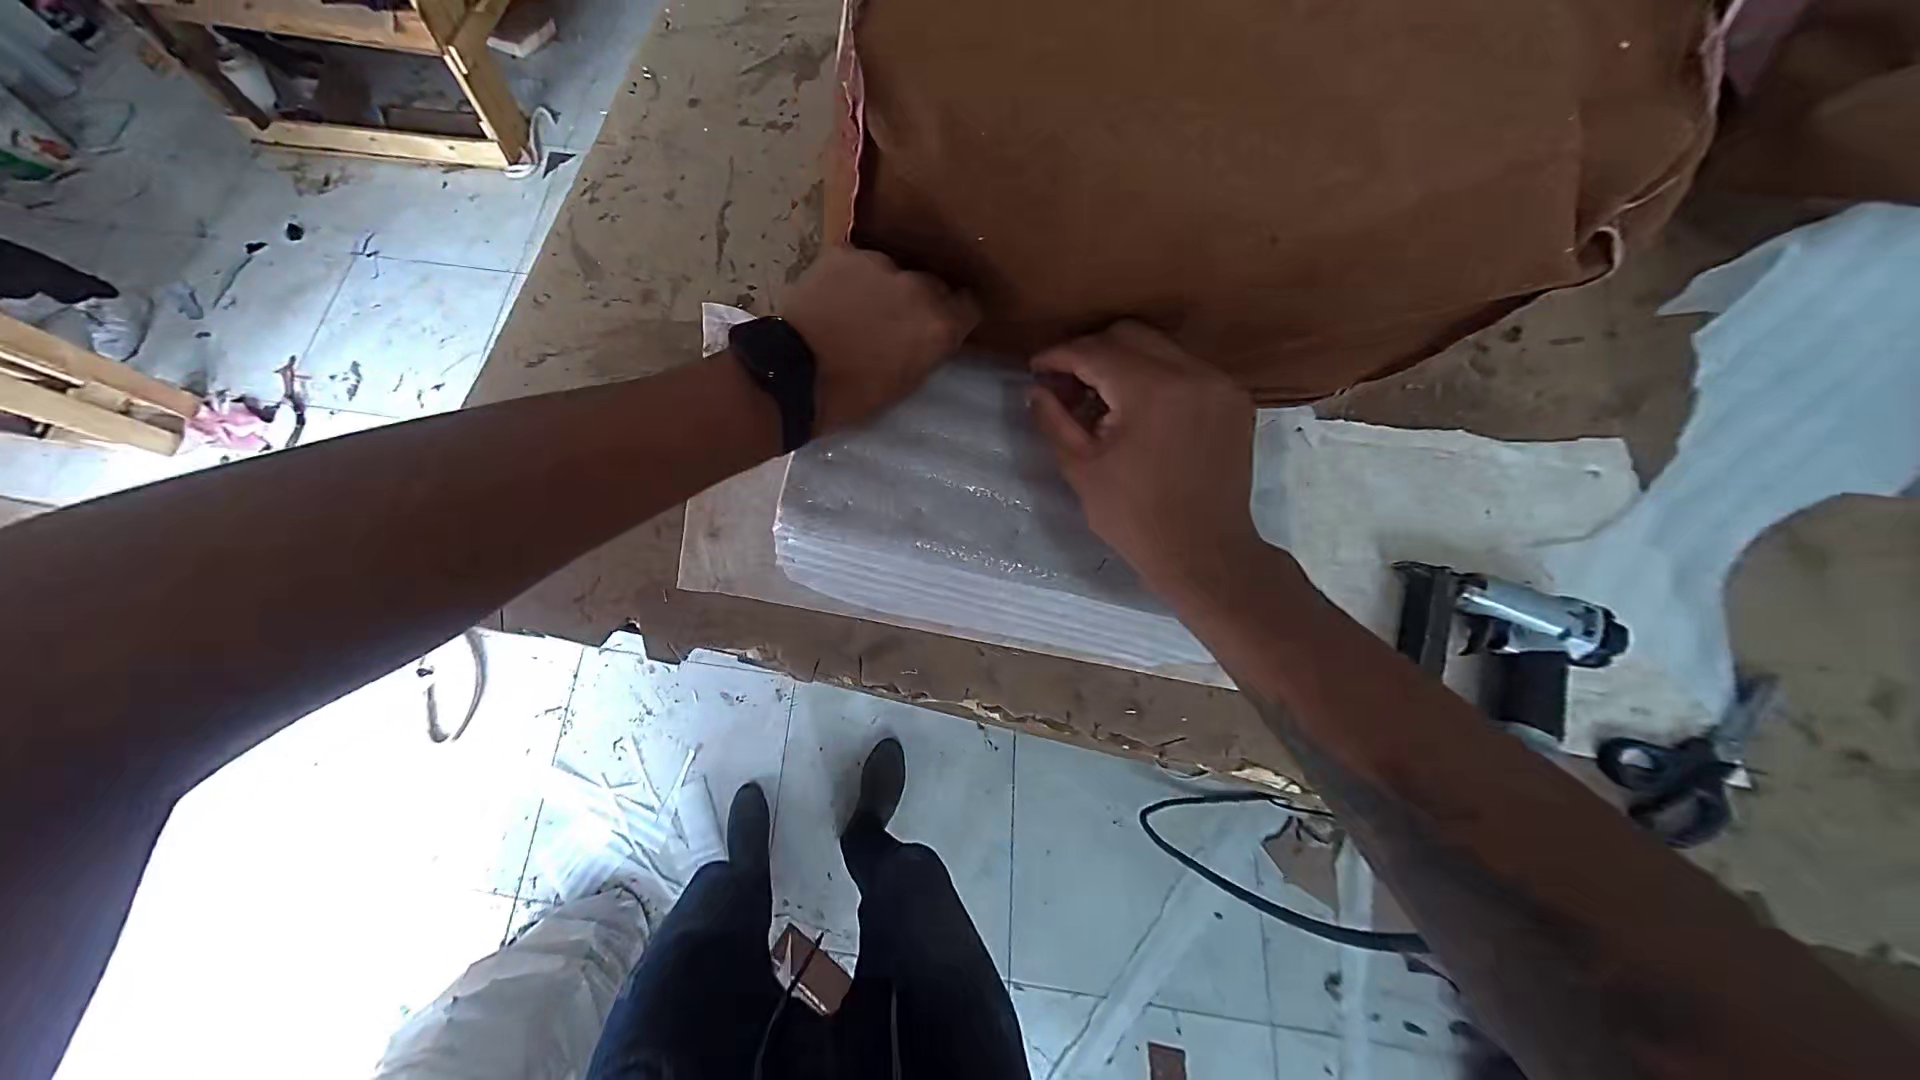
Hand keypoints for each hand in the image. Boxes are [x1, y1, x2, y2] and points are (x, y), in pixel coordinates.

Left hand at [778, 246, 979, 433]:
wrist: (794, 376)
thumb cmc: (855, 396)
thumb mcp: (907, 383)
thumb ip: (929, 349)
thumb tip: (933, 333)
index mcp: (939, 325)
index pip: (970, 306)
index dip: (957, 316)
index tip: (945, 325)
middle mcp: (919, 286)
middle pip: (934, 285)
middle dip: (920, 302)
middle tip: (894, 324)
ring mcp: (880, 265)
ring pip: (894, 272)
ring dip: (884, 288)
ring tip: (858, 312)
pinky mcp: (844, 254)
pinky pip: (858, 264)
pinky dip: (851, 278)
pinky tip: (834, 299)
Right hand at [1028, 321, 1266, 596]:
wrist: (1204, 552)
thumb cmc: (1135, 518)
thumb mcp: (1082, 469)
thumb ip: (1054, 420)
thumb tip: (1036, 389)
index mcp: (1152, 390)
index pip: (1094, 351)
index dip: (1058, 356)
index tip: (1036, 369)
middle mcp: (1192, 373)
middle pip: (1129, 334)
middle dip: (1090, 352)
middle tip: (1066, 384)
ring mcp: (1219, 384)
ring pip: (1160, 347)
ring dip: (1124, 363)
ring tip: (1101, 400)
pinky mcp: (1234, 400)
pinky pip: (1186, 369)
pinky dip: (1156, 378)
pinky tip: (1139, 411)